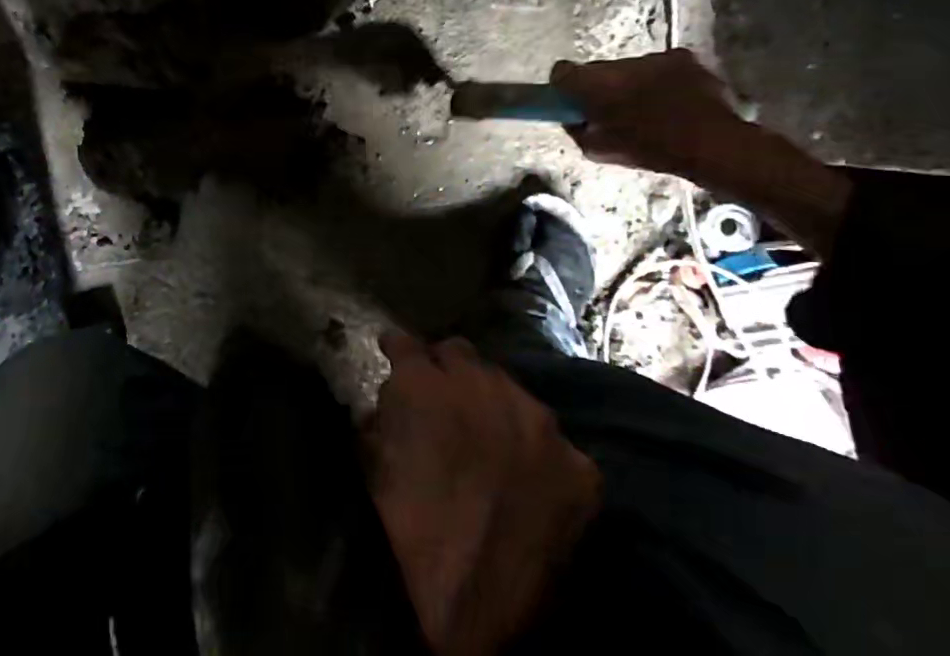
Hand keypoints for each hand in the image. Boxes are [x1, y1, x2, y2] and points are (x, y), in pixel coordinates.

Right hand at [364, 334, 600, 655]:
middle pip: (462, 354)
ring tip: (487, 435)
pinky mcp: (579, 465)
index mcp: (425, 384)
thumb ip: (380, 417)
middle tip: (440, 396)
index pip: (407, 342)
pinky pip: (553, 443)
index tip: (393, 352)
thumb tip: (389, 404)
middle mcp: (486, 387)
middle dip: (446, 369)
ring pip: (512, 391)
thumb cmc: (405, 529)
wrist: (473, 606)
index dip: (398, 348)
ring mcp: (541, 424)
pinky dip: (535, 452)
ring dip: (493, 403)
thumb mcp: (370, 462)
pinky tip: (525, 477)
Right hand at [551, 49, 852, 254]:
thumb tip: (575, 118)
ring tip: (646, 109)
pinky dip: (660, 81)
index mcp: (595, 84)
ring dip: (631, 83)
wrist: (716, 145)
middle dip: (601, 86)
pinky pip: (660, 68)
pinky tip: (671, 102)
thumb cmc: (651, 150)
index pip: (562, 71)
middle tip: (610, 110)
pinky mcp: (685, 58)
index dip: (563, 86)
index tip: (570, 101)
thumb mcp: (598, 151)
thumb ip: (577, 128)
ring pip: (630, 68)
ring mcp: (656, 57)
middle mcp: (621, 63)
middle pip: (598, 69)